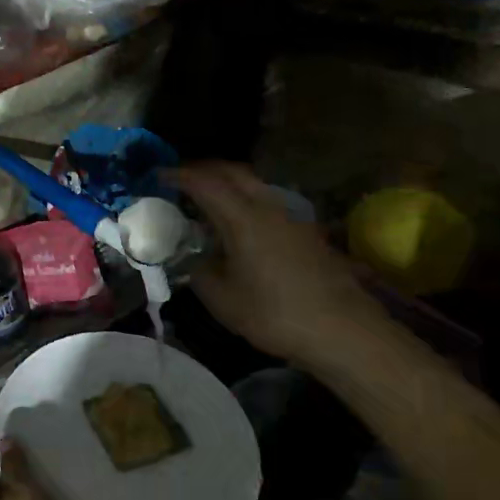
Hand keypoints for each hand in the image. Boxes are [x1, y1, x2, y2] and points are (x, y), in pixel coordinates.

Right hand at [169, 162, 375, 364]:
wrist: (343, 329)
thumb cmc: (276, 314)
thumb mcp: (224, 300)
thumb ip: (199, 273)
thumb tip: (190, 260)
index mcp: (243, 217)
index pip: (204, 182)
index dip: (178, 175)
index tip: (157, 176)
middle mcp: (267, 206)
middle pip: (232, 172)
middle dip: (203, 170)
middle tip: (180, 181)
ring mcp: (291, 216)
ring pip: (253, 184)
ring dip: (227, 184)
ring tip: (207, 203)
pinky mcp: (305, 230)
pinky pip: (267, 201)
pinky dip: (245, 201)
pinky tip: (239, 227)